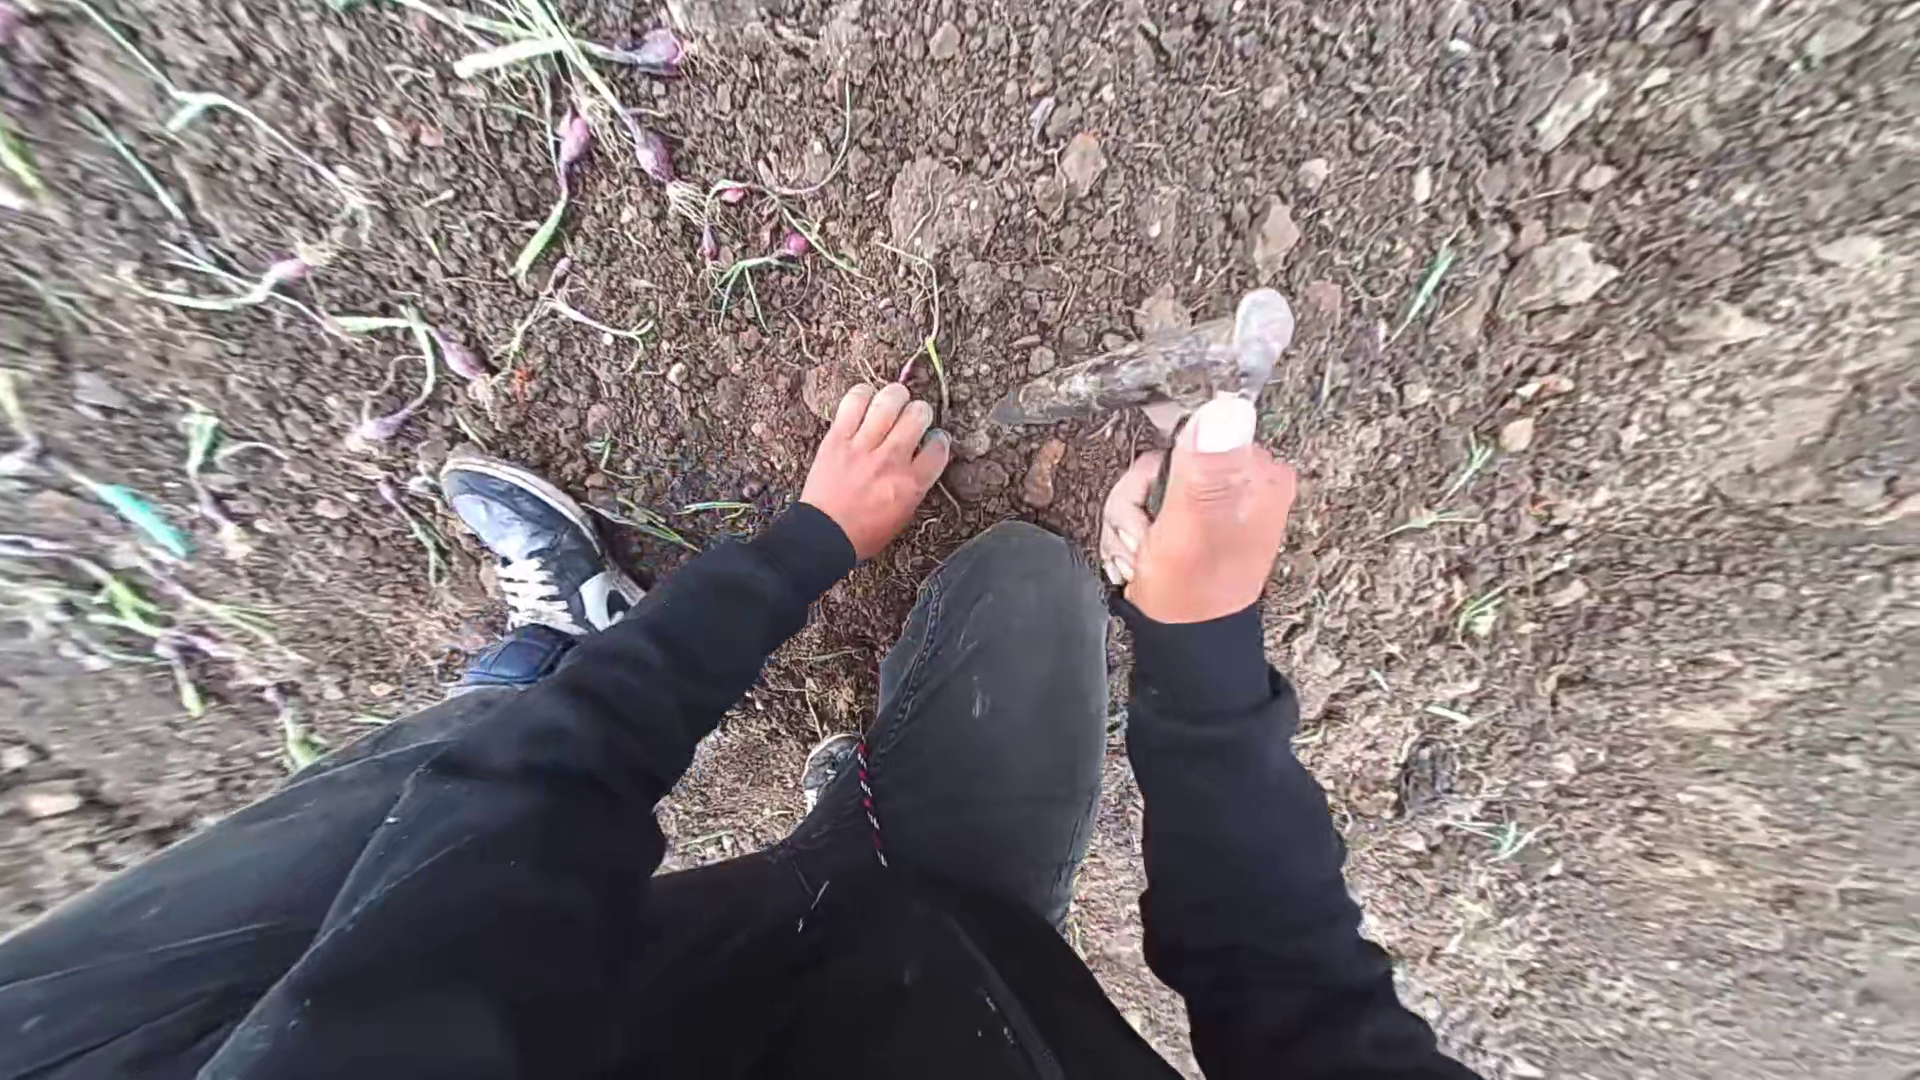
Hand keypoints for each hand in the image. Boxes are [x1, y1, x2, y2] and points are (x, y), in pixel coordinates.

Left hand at [801, 383, 950, 559]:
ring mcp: (863, 447)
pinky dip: (863, 394)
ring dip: (896, 396)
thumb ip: (915, 484)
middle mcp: (891, 461)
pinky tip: (866, 400)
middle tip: (912, 417)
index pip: (939, 446)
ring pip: (889, 401)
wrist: (823, 536)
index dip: (939, 439)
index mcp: (912, 484)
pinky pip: (854, 402)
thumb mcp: (903, 515)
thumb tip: (920, 458)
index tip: (932, 439)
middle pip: (918, 415)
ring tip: (894, 400)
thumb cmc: (863, 533)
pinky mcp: (837, 438)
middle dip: (920, 412)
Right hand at [1100, 396, 1295, 622]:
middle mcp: (1237, 481)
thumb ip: (1208, 470)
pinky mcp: (1190, 515)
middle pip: (1158, 459)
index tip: (1155, 506)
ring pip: (1142, 483)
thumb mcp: (1194, 527)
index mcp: (1256, 475)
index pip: (1188, 432)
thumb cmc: (1191, 591)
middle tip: (1146, 537)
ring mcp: (1212, 499)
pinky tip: (1140, 555)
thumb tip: (1226, 408)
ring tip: (1142, 553)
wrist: (1182, 637)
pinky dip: (1131, 529)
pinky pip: (1142, 502)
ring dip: (1128, 519)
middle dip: (1135, 501)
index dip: (1155, 469)